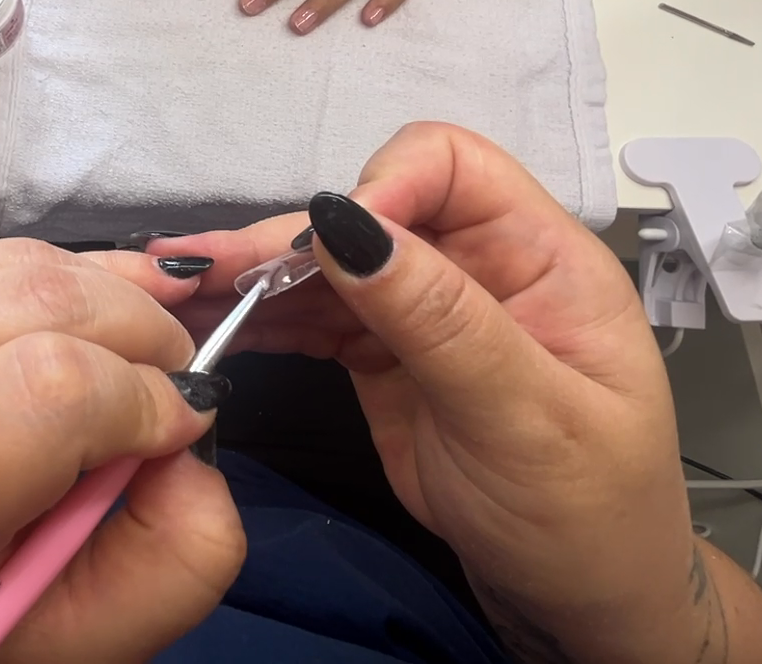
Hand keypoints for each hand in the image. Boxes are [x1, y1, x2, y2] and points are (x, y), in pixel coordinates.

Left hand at [0, 240, 245, 661]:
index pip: (40, 393)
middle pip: (36, 304)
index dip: (134, 396)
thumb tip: (190, 434)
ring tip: (140, 347)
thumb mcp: (86, 632)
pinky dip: (74, 272)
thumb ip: (173, 557)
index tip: (177, 425)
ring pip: (22, 266)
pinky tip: (99, 313)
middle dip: (139, 329)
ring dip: (111, 293)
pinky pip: (0, 256)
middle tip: (173, 378)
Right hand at [152, 123, 706, 657]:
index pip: (449, 166)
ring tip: (177, 291)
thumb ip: (438, 317)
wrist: (568, 595)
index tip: (325, 240)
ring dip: (248, 278)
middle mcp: (465, 263)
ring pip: (318, 263)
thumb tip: (345, 223)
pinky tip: (208, 323)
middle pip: (358, 216)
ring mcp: (412, 304)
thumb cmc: (584, 513)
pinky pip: (304, 315)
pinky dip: (254, 318)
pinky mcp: (371, 345)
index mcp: (533, 254)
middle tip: (199, 267)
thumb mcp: (523, 418)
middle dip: (278, 241)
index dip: (384, 182)